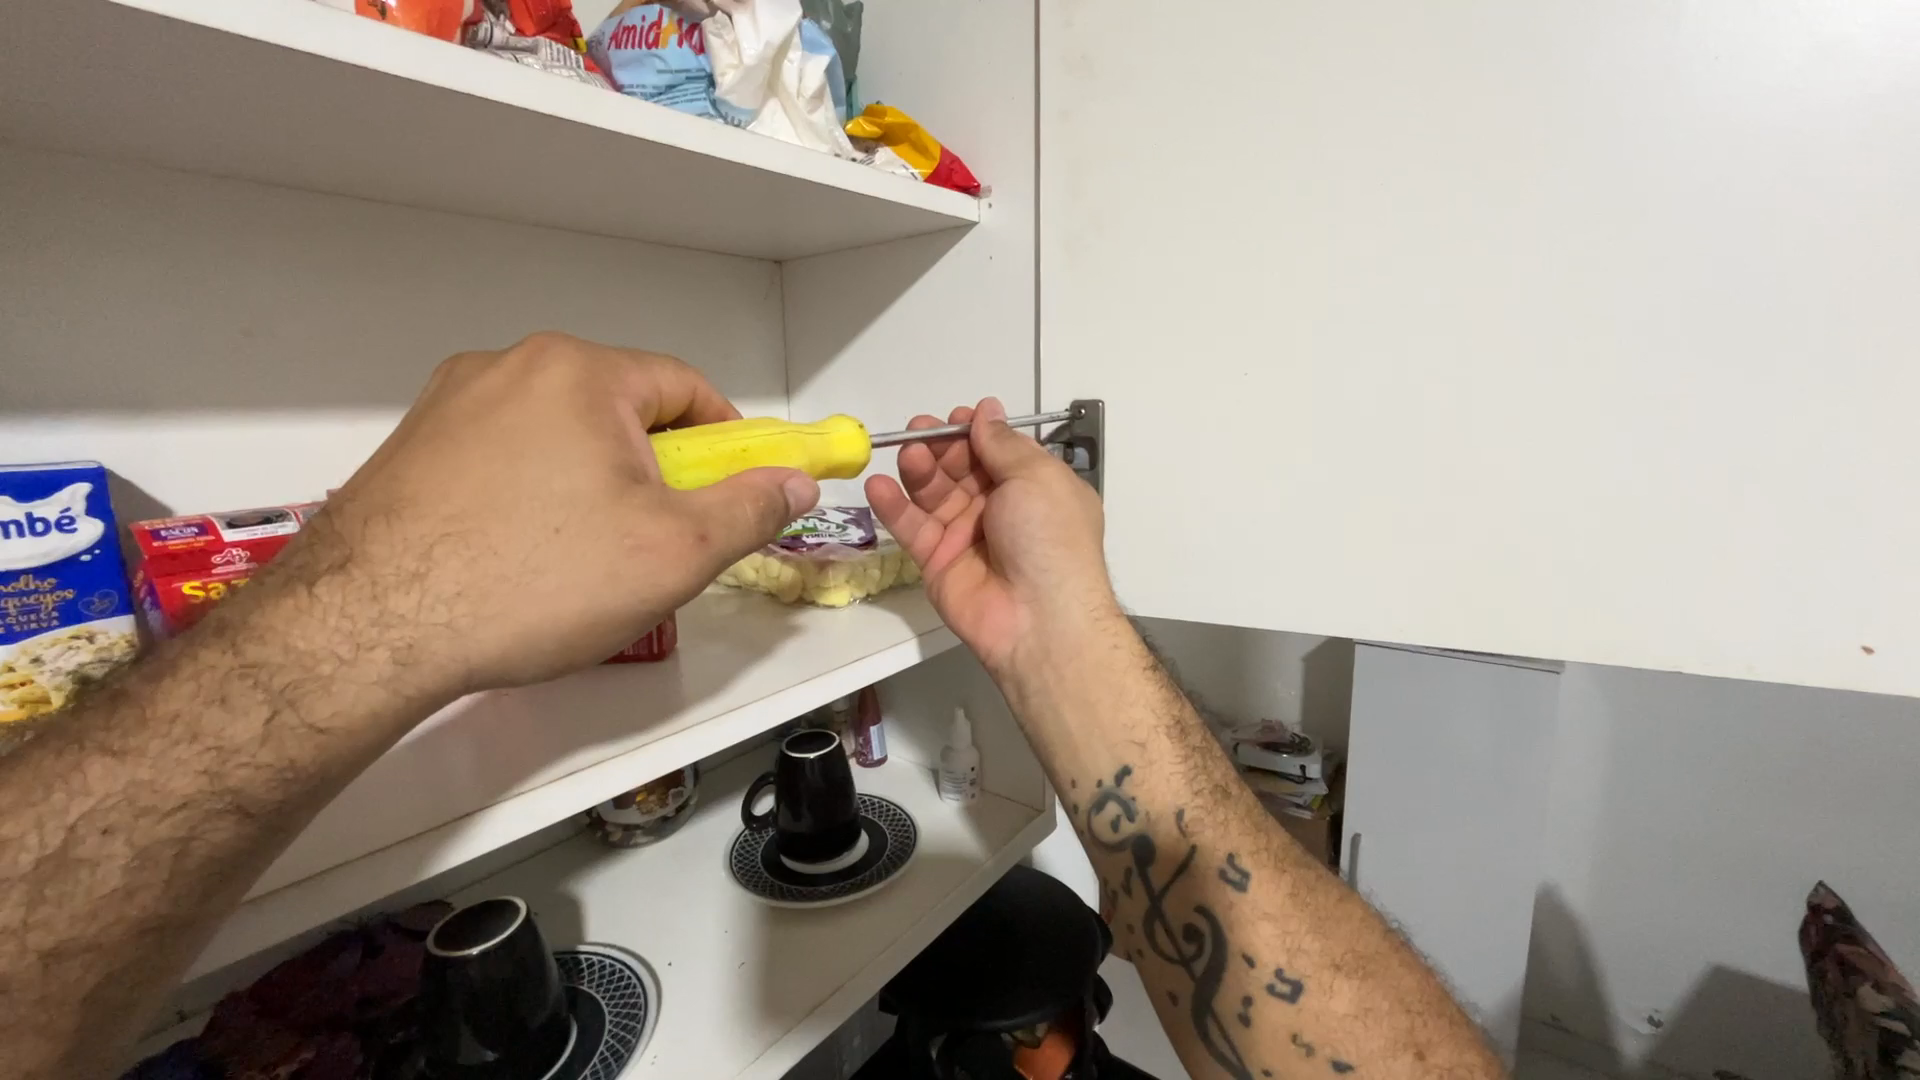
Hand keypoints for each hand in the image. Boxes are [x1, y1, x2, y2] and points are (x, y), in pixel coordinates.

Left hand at [271, 333, 818, 699]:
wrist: (364, 634)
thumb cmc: (540, 581)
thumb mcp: (677, 552)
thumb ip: (752, 508)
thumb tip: (797, 482)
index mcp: (581, 372)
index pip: (687, 387)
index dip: (729, 439)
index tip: (736, 490)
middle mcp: (512, 366)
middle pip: (626, 409)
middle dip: (664, 468)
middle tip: (670, 534)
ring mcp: (451, 403)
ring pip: (568, 433)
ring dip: (604, 480)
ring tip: (598, 554)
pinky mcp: (413, 448)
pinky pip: (512, 455)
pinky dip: (545, 491)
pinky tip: (533, 553)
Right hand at [865, 398, 1114, 673]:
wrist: (1040, 619)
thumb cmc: (1050, 538)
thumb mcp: (1037, 477)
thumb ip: (1003, 444)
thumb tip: (987, 410)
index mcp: (1032, 487)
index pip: (996, 450)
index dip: (975, 432)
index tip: (958, 418)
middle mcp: (999, 508)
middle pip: (960, 466)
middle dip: (942, 445)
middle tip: (921, 431)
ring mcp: (966, 534)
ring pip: (933, 492)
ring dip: (918, 469)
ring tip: (908, 453)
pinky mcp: (937, 561)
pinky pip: (912, 527)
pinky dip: (893, 506)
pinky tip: (879, 485)